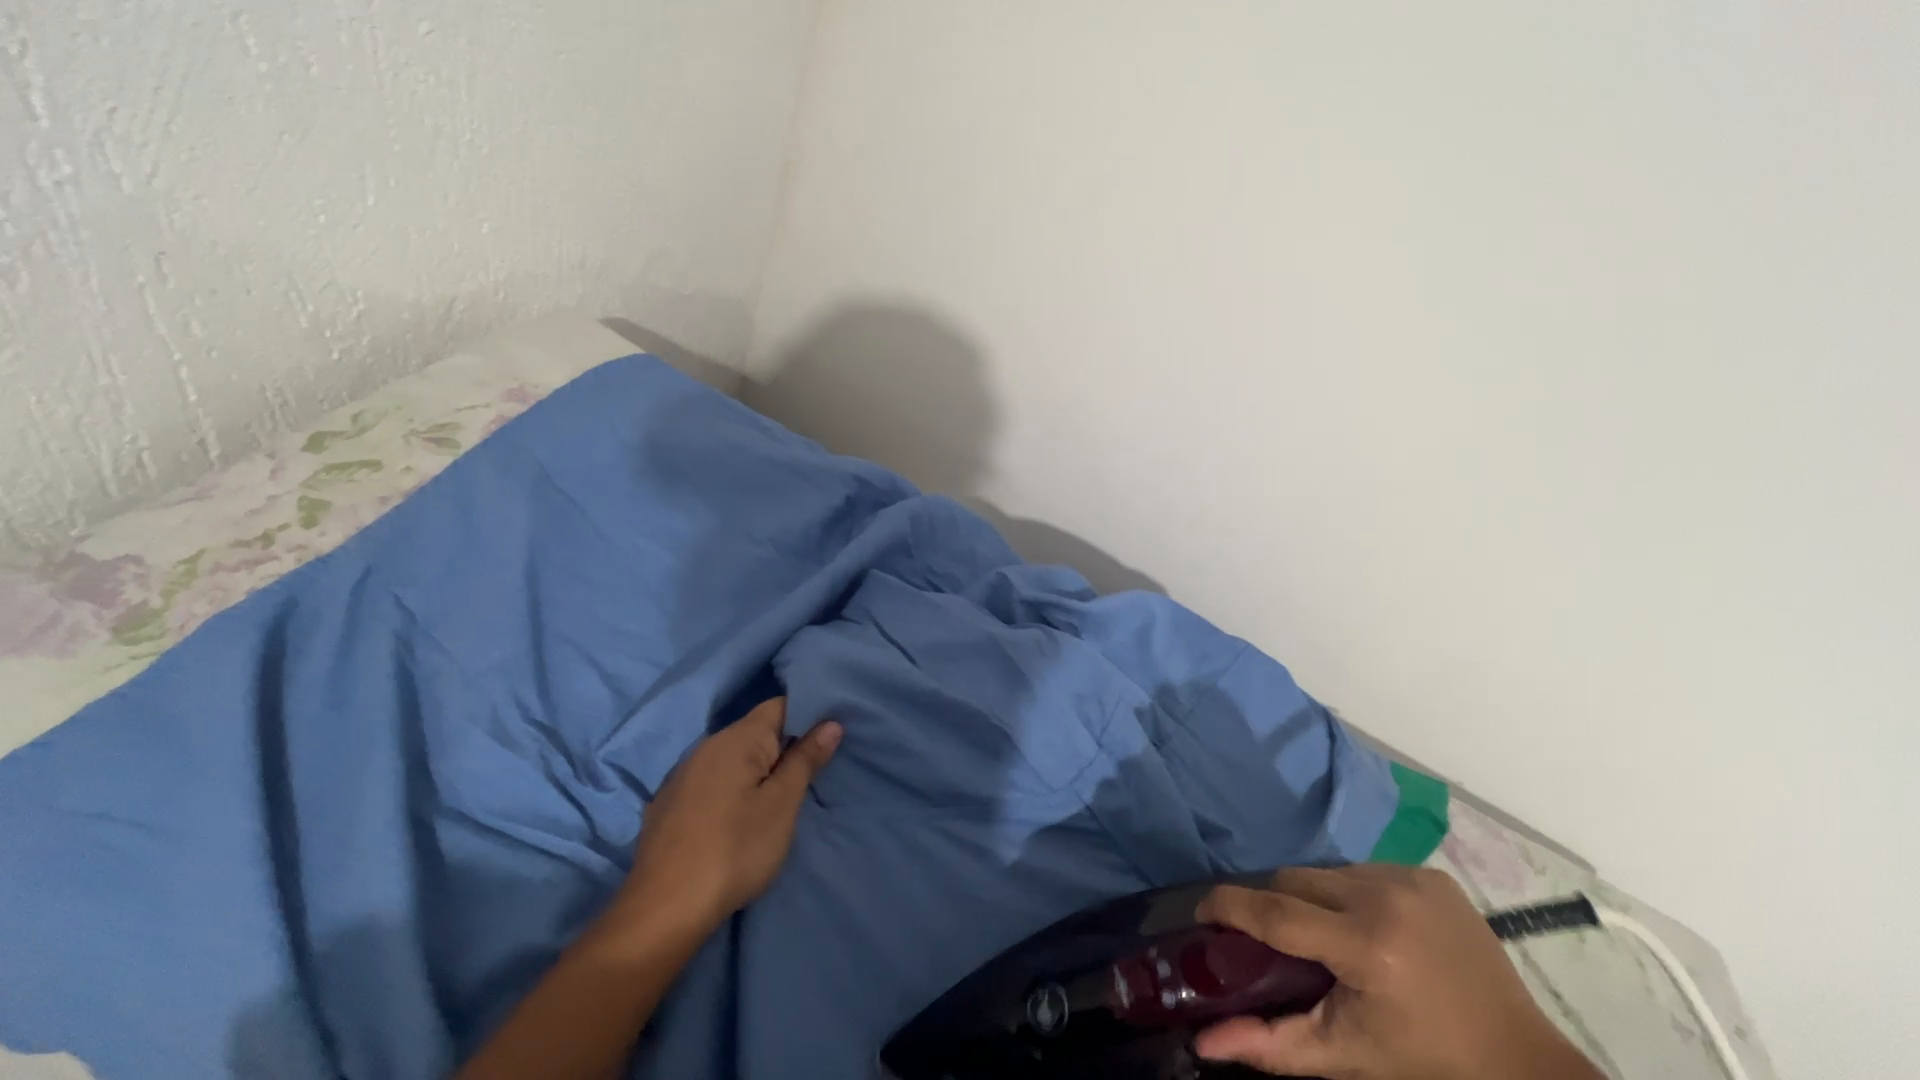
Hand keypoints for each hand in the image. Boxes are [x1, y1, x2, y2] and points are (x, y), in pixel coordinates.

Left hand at [613, 698, 840, 937]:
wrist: (665, 908)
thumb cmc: (735, 850)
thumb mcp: (781, 805)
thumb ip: (805, 760)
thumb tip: (829, 724)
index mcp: (735, 740)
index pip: (779, 705)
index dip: (809, 714)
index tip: (833, 734)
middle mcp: (705, 747)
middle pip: (755, 732)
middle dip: (786, 745)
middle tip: (816, 770)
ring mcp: (682, 777)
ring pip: (732, 760)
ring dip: (758, 770)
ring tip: (783, 795)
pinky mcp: (669, 806)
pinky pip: (712, 782)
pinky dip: (733, 790)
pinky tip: (740, 818)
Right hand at [1194, 865, 1602, 1079]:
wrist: (1519, 1060)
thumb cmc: (1424, 1063)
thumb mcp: (1342, 1057)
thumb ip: (1267, 1045)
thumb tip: (1202, 1042)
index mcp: (1365, 944)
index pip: (1273, 911)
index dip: (1228, 906)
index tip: (1201, 913)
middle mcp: (1385, 896)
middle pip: (1294, 880)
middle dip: (1270, 905)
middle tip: (1265, 942)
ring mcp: (1412, 879)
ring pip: (1325, 871)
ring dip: (1309, 898)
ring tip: (1319, 939)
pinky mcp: (1431, 875)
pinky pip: (1362, 871)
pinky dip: (1348, 894)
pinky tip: (1362, 929)